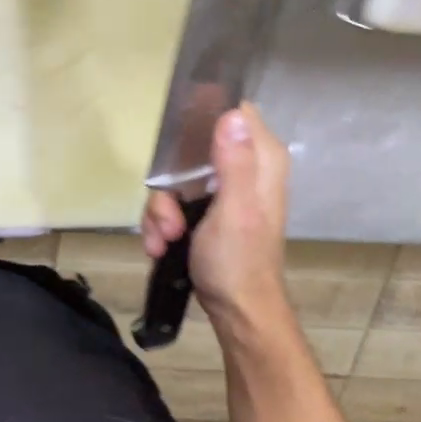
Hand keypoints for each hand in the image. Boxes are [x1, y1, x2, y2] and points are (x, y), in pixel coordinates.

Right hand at [141, 103, 291, 326]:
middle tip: (170, 222)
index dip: (201, 122)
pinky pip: (171, 208)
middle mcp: (244, 170)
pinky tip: (162, 248)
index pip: (234, 114)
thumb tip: (229, 114)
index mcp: (261, 161)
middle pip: (190, 154)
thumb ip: (234, 163)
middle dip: (168, 190)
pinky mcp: (204, 215)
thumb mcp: (234, 211)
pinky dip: (161, 229)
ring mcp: (222, 194)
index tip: (174, 147)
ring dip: (160, 216)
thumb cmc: (237, 262)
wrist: (235, 307)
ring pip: (174, 185)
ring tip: (165, 241)